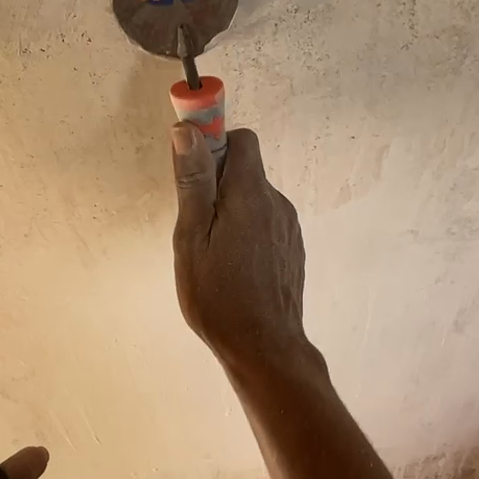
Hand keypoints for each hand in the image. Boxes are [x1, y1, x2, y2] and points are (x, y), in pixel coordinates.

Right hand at [170, 123, 308, 371]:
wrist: (265, 348)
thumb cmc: (219, 295)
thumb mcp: (192, 237)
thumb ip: (193, 181)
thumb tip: (187, 130)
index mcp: (250, 194)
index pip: (242, 139)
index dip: (215, 144)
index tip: (193, 169)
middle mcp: (276, 202)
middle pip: (245, 170)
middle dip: (217, 185)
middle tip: (195, 225)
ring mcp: (288, 227)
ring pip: (254, 199)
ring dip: (231, 211)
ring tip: (213, 253)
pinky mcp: (292, 248)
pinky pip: (265, 222)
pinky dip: (246, 231)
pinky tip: (234, 267)